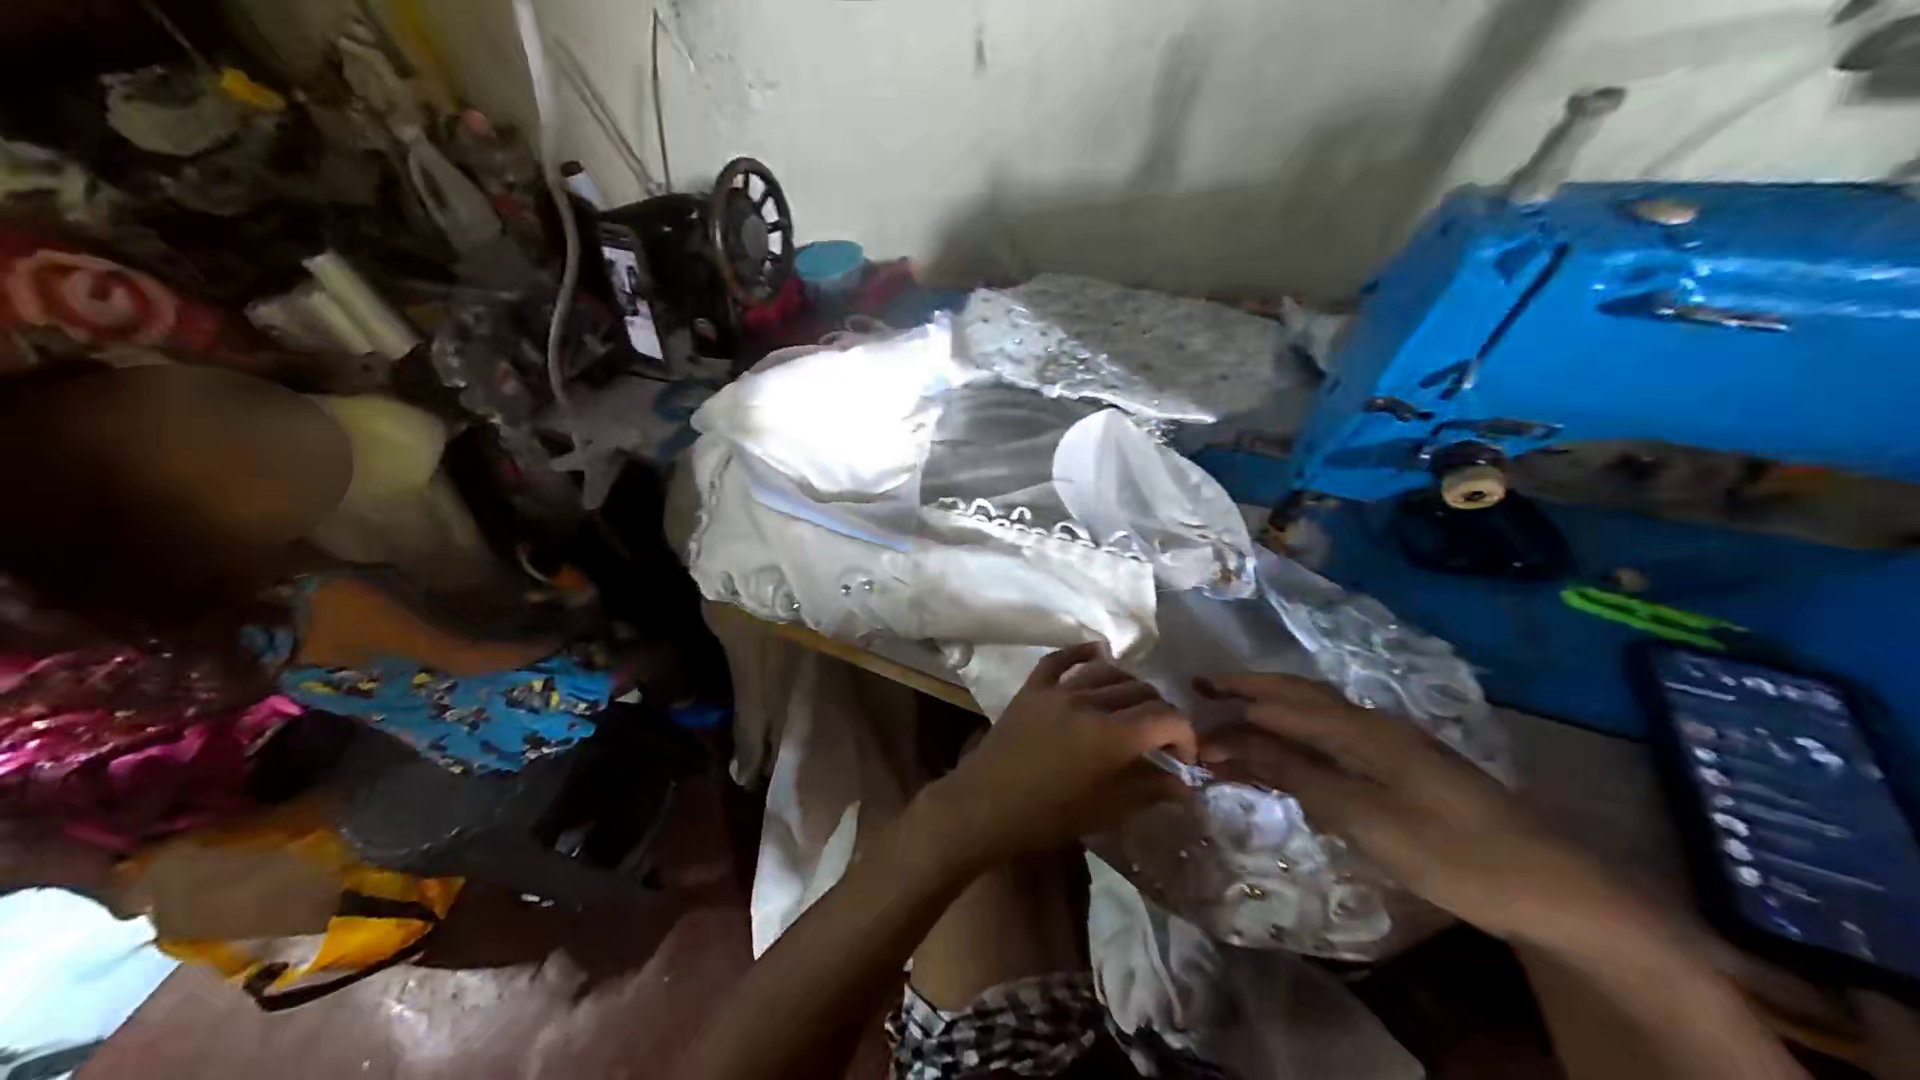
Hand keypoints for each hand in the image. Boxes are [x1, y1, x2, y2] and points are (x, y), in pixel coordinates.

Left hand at [921, 643, 1197, 869]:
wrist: (982, 807)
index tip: (1185, 756)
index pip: (1165, 718)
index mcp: (1111, 735)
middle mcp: (1088, 702)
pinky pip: (1061, 660)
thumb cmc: (1046, 818)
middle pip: (1140, 691)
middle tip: (1161, 737)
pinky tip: (1097, 652)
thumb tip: (1184, 783)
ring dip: (1130, 685)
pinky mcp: (1031, 689)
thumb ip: (1148, 790)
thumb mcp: (1104, 810)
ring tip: (1136, 705)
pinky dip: (1082, 653)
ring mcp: (1057, 691)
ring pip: (1107, 672)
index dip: (1185, 734)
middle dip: (1161, 712)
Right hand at [1197, 673, 1651, 948]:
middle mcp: (1373, 724)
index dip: (1233, 709)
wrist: (1556, 888)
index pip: (1280, 706)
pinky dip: (1296, 738)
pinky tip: (1287, 753)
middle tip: (1201, 690)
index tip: (1188, 718)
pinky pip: (1332, 739)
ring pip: (1315, 716)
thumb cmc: (1454, 853)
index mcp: (1363, 730)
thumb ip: (1299, 774)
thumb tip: (1235, 741)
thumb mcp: (1366, 818)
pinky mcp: (1402, 768)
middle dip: (1247, 688)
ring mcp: (1392, 745)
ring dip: (1269, 713)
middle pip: (1297, 694)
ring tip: (1230, 720)